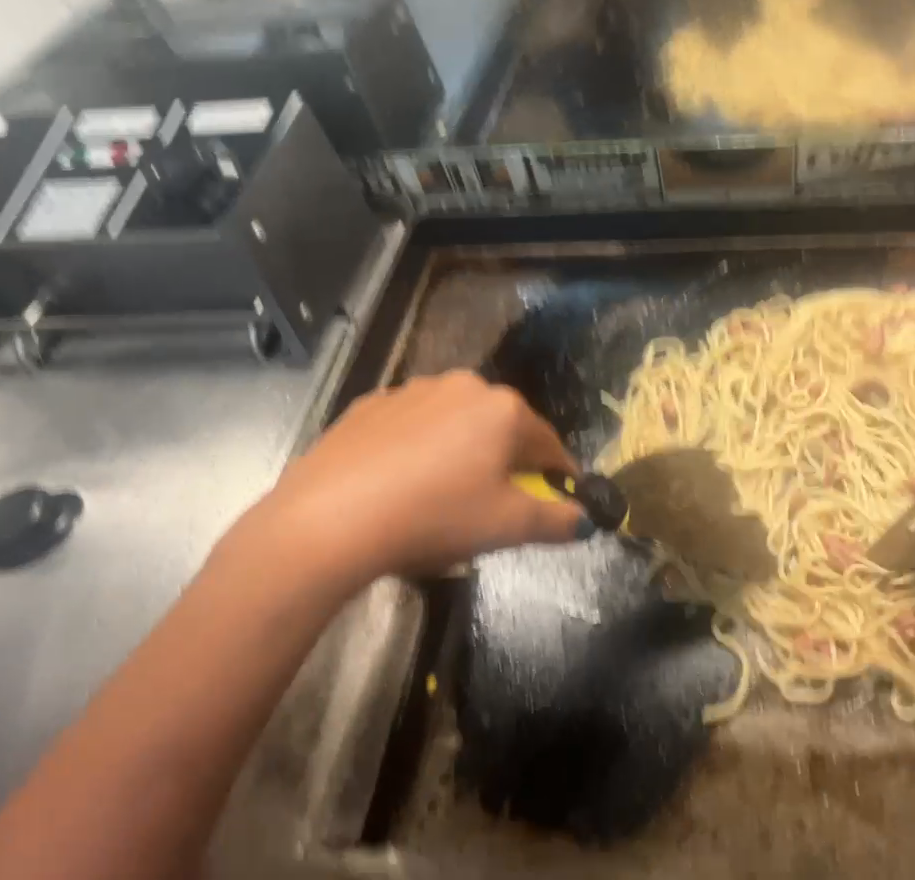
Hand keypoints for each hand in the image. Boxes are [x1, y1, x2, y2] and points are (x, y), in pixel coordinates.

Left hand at [255, 372, 585, 583]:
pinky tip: (401, 485)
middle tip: (495, 504)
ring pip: (455, 423)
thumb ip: (557, 521)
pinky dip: (417, 449)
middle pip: (502, 428)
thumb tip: (585, 520)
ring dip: (461, 451)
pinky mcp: (368, 406)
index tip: (560, 500)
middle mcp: (464, 386)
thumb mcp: (508, 528)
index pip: (549, 444)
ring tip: (443, 496)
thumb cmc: (435, 517)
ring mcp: (411, 392)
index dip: (559, 475)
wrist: (329, 519)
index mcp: (504, 410)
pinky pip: (411, 427)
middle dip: (507, 461)